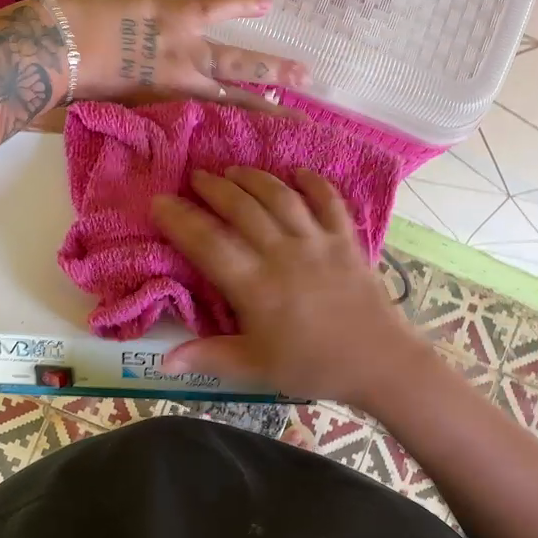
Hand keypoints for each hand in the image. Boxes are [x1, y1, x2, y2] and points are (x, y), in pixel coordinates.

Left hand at [54, 0, 310, 114]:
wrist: (58, 53)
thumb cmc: (76, 92)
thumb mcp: (114, 115)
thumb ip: (138, 121)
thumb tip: (151, 135)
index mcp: (171, 112)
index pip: (216, 125)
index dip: (242, 135)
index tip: (267, 148)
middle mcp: (187, 87)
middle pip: (239, 100)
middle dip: (271, 110)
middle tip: (302, 120)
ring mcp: (186, 49)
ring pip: (239, 62)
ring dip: (273, 69)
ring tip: (304, 75)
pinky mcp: (177, 15)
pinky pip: (217, 8)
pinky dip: (241, 3)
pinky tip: (267, 2)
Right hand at [150, 166, 428, 404]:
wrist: (377, 362)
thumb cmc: (312, 366)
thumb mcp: (255, 368)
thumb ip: (209, 357)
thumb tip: (163, 361)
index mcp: (255, 286)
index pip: (208, 243)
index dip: (180, 220)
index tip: (160, 201)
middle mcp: (282, 254)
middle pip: (242, 208)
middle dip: (214, 188)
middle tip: (195, 176)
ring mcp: (317, 242)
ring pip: (280, 197)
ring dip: (254, 178)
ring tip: (233, 170)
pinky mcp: (346, 240)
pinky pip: (329, 201)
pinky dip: (314, 182)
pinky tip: (298, 172)